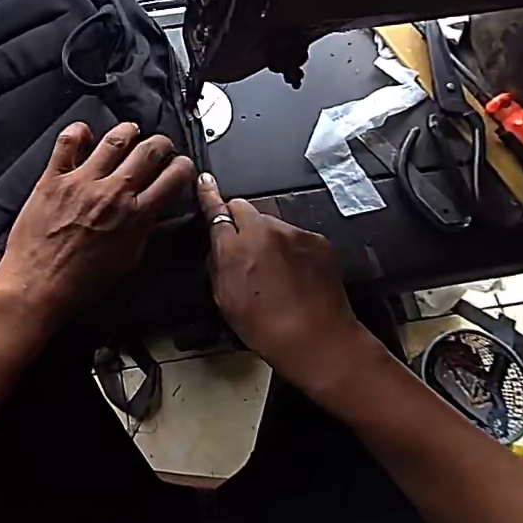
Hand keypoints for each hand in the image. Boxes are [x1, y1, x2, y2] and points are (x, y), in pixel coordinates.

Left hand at [0, 121, 194, 326]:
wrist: (37, 289)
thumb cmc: (79, 284)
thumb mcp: (128, 262)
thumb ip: (147, 233)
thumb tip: (161, 216)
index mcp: (135, 216)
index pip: (173, 176)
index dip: (183, 166)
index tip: (180, 166)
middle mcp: (112, 193)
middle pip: (149, 150)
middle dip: (162, 144)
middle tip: (160, 146)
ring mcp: (82, 182)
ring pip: (115, 139)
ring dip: (128, 131)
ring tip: (131, 131)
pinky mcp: (53, 179)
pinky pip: (68, 142)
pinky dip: (79, 131)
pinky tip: (85, 133)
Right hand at [197, 172, 373, 390]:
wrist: (317, 339)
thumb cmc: (268, 328)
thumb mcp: (224, 299)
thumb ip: (216, 264)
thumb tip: (217, 247)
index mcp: (234, 247)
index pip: (216, 210)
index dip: (208, 196)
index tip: (205, 182)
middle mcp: (263, 231)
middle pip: (243, 208)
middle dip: (238, 221)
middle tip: (241, 248)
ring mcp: (293, 233)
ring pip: (270, 222)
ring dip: (266, 237)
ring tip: (272, 270)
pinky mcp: (316, 240)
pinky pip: (295, 235)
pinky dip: (290, 247)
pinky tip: (292, 273)